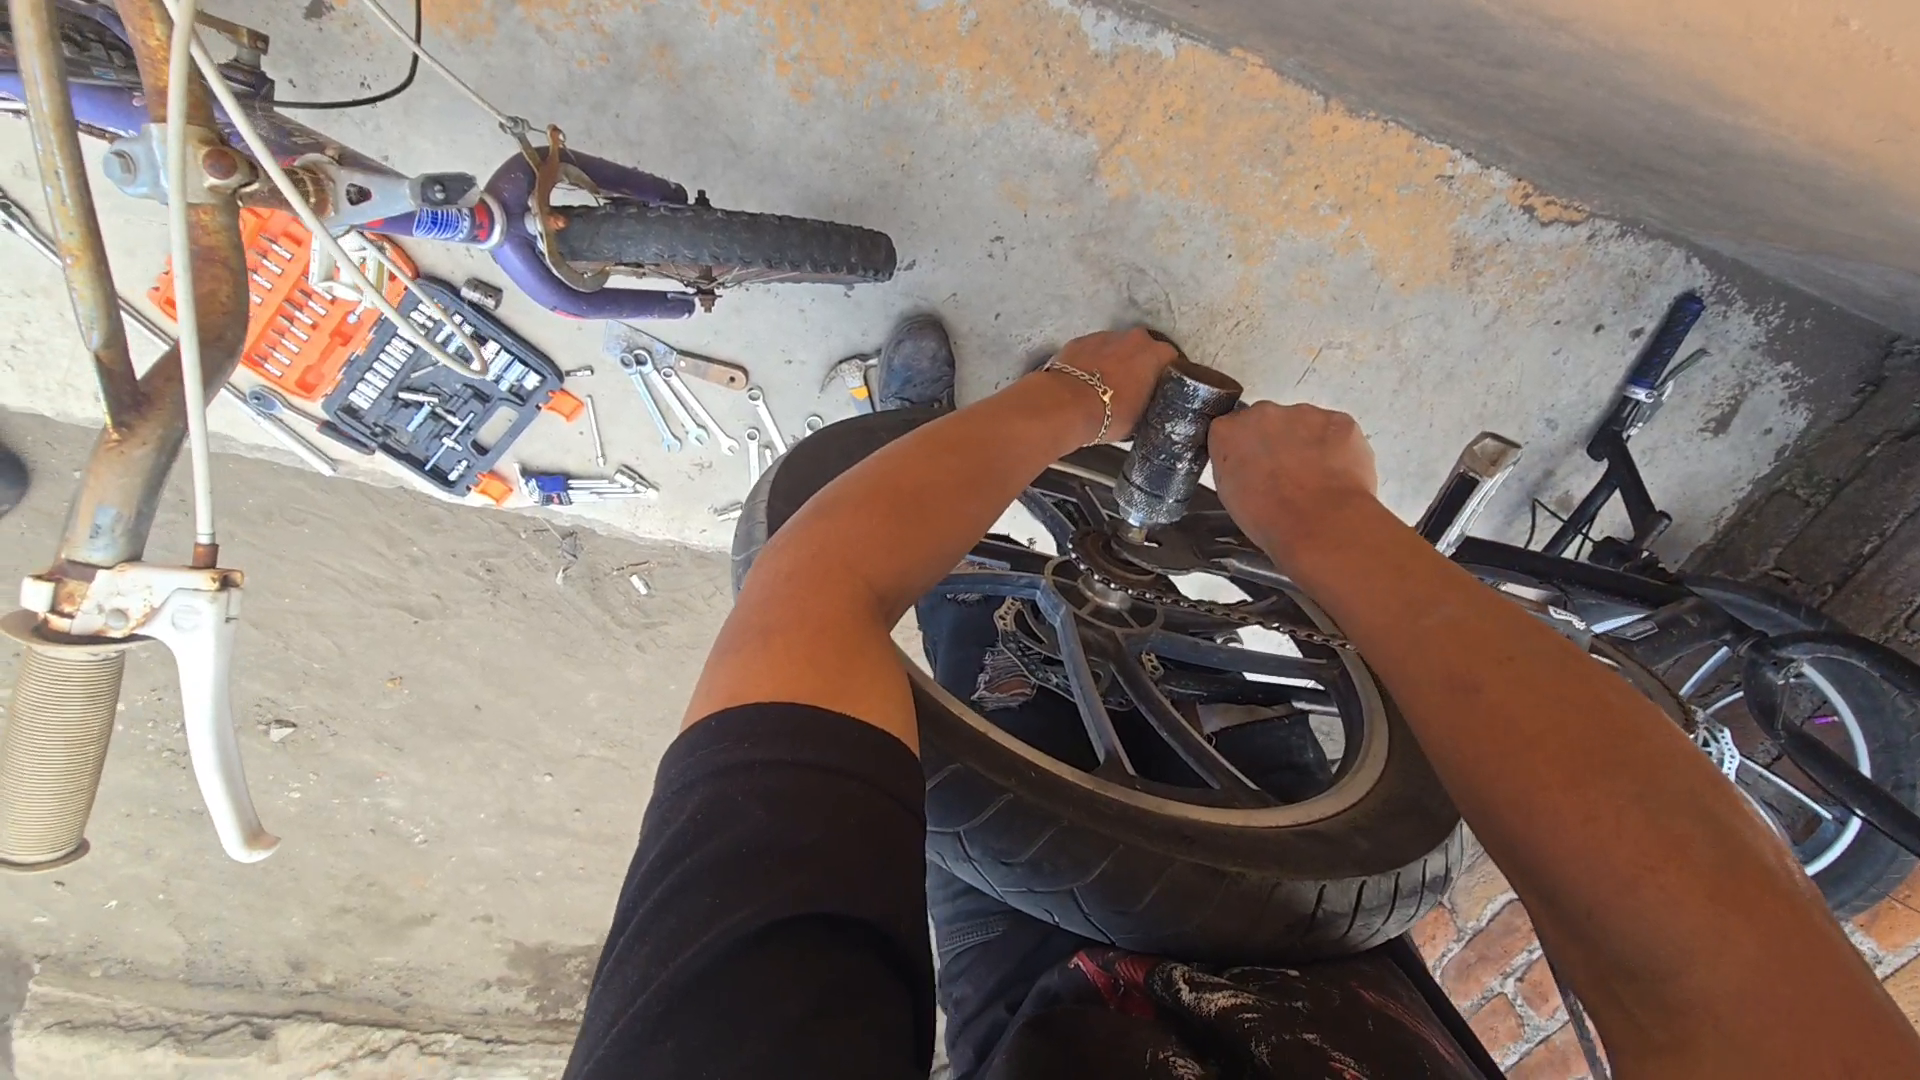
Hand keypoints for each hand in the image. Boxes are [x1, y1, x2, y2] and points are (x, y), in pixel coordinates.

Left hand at [1037, 327, 1178, 442]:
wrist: (1067, 406)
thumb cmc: (1108, 413)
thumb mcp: (1139, 418)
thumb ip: (1147, 403)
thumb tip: (1142, 405)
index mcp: (1155, 354)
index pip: (1170, 359)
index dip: (1163, 374)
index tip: (1157, 386)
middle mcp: (1133, 338)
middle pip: (1141, 349)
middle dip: (1136, 364)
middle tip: (1129, 387)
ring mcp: (1104, 336)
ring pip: (1114, 347)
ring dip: (1111, 361)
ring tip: (1101, 387)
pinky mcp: (1079, 341)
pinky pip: (1090, 351)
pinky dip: (1088, 362)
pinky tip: (1082, 382)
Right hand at [1209, 401, 1378, 552]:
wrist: (1318, 522)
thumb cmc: (1271, 517)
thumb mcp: (1229, 495)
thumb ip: (1233, 466)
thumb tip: (1246, 465)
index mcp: (1228, 432)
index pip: (1229, 430)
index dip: (1242, 450)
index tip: (1251, 465)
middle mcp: (1262, 414)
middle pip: (1266, 420)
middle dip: (1274, 441)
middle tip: (1284, 475)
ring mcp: (1302, 413)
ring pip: (1303, 423)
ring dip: (1306, 443)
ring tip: (1313, 479)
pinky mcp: (1338, 420)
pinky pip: (1335, 430)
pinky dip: (1337, 447)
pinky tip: (1335, 474)